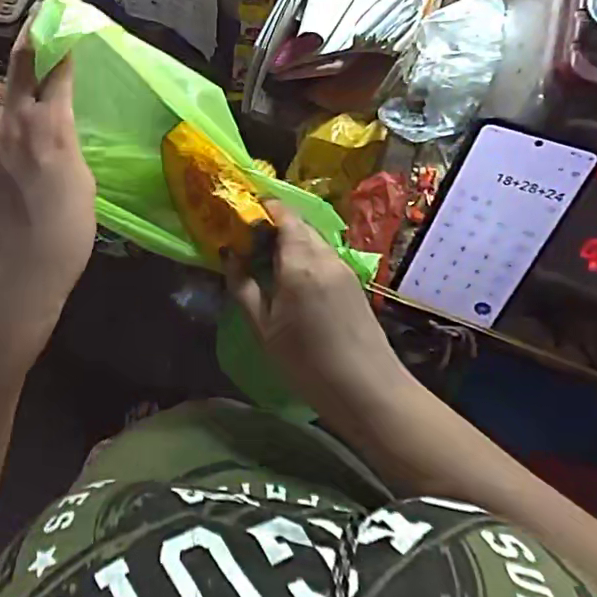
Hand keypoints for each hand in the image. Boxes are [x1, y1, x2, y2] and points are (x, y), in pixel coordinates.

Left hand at [0, 31, 94, 305]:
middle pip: (15, 65)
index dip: (61, 43)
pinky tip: (5, 160)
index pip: (55, 69)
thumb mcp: (83, 182)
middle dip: (28, 40)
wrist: (16, 272)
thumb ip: (66, 145)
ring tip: (17, 110)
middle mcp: (13, 123)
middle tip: (35, 26)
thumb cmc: (66, 233)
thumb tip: (56, 130)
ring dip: (5, 95)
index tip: (64, 24)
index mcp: (51, 127)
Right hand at [224, 202, 408, 406]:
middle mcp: (324, 258)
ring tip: (264, 259)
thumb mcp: (263, 327)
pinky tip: (290, 277)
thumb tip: (229, 255)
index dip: (263, 207)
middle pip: (299, 226)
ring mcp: (343, 269)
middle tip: (246, 239)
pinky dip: (304, 255)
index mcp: (300, 264)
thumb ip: (243, 287)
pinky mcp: (353, 283)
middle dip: (273, 225)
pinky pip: (323, 256)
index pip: (284, 216)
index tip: (241, 213)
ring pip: (313, 240)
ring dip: (289, 241)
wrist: (366, 389)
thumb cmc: (306, 361)